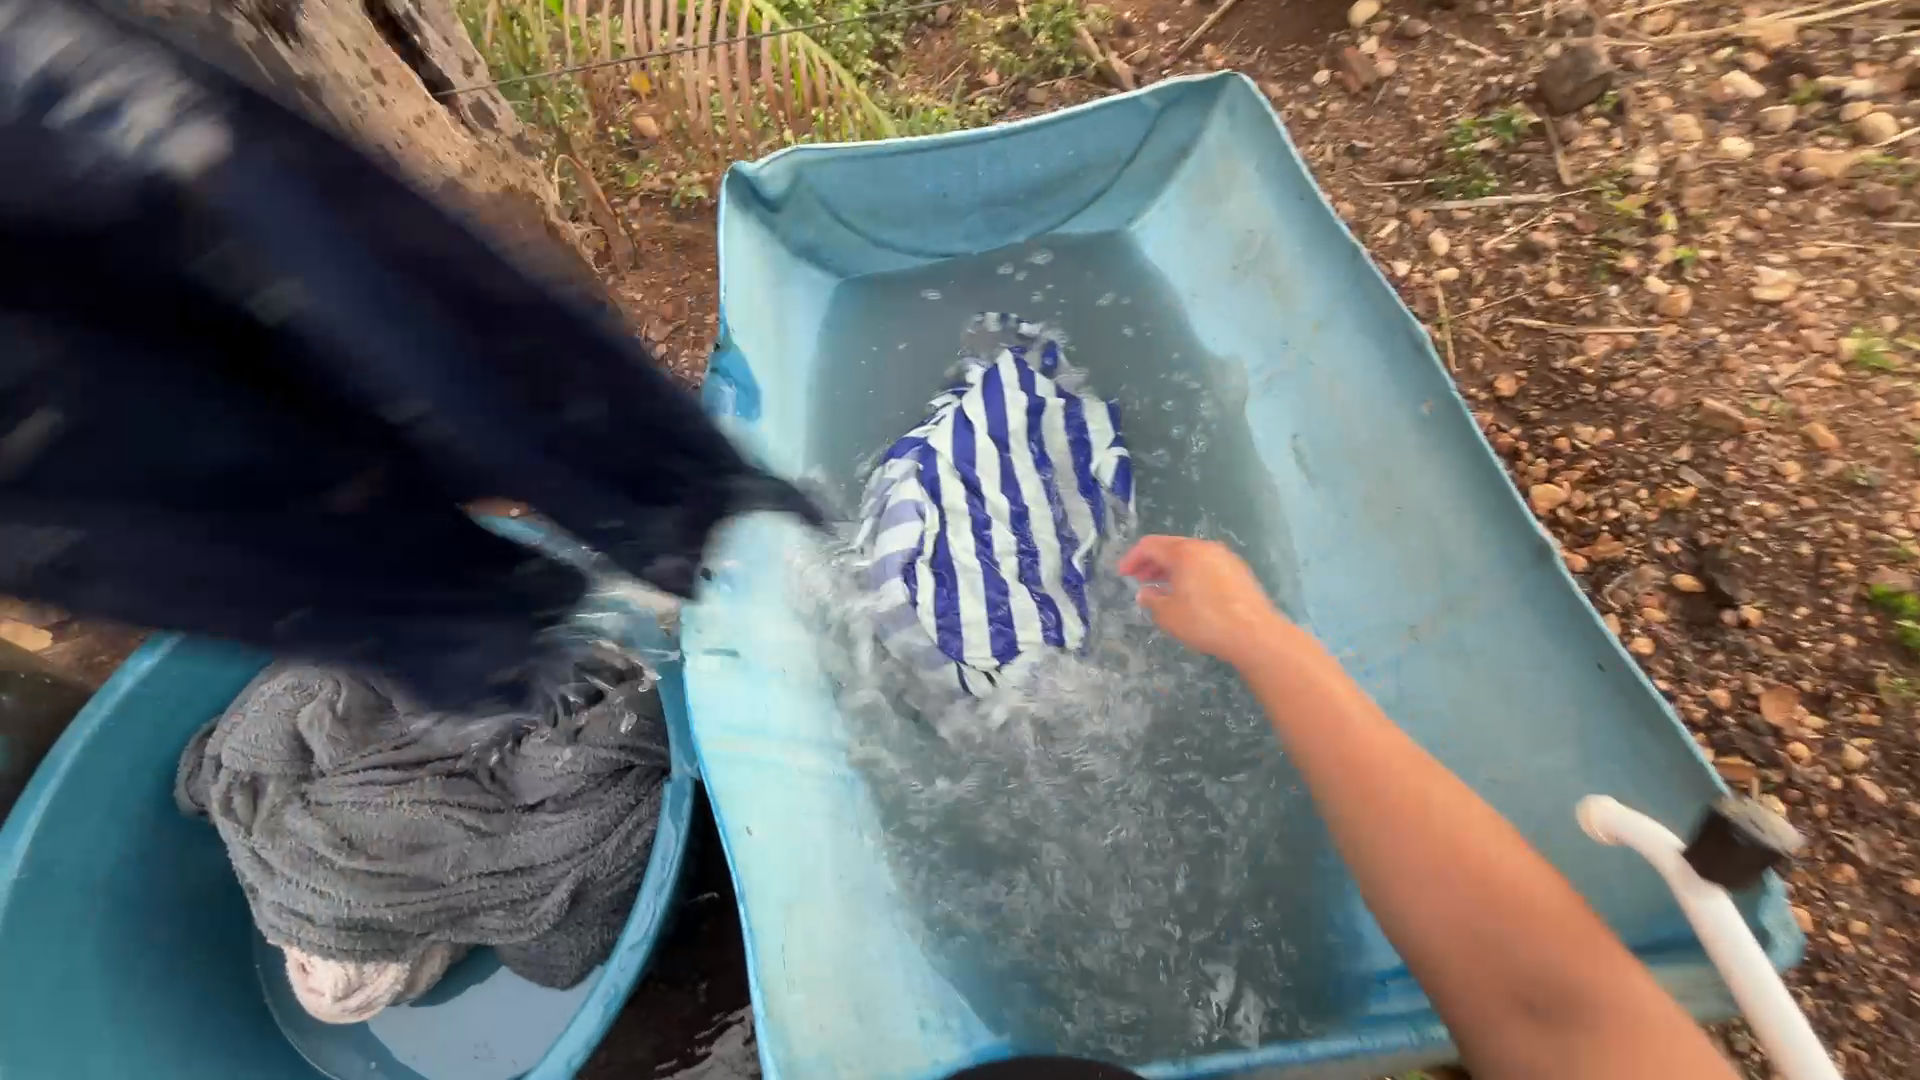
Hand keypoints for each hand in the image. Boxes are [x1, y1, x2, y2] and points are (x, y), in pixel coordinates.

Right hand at [1116, 535, 1288, 666]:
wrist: (1255, 635)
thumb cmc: (1205, 622)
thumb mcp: (1168, 614)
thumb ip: (1151, 600)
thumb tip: (1146, 592)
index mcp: (1184, 552)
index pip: (1149, 546)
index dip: (1132, 558)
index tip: (1122, 574)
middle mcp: (1205, 548)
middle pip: (1170, 547)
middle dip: (1150, 562)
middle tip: (1138, 579)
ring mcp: (1224, 558)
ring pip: (1190, 556)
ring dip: (1170, 568)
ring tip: (1160, 587)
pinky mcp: (1238, 571)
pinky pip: (1205, 565)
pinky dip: (1190, 573)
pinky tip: (1187, 593)